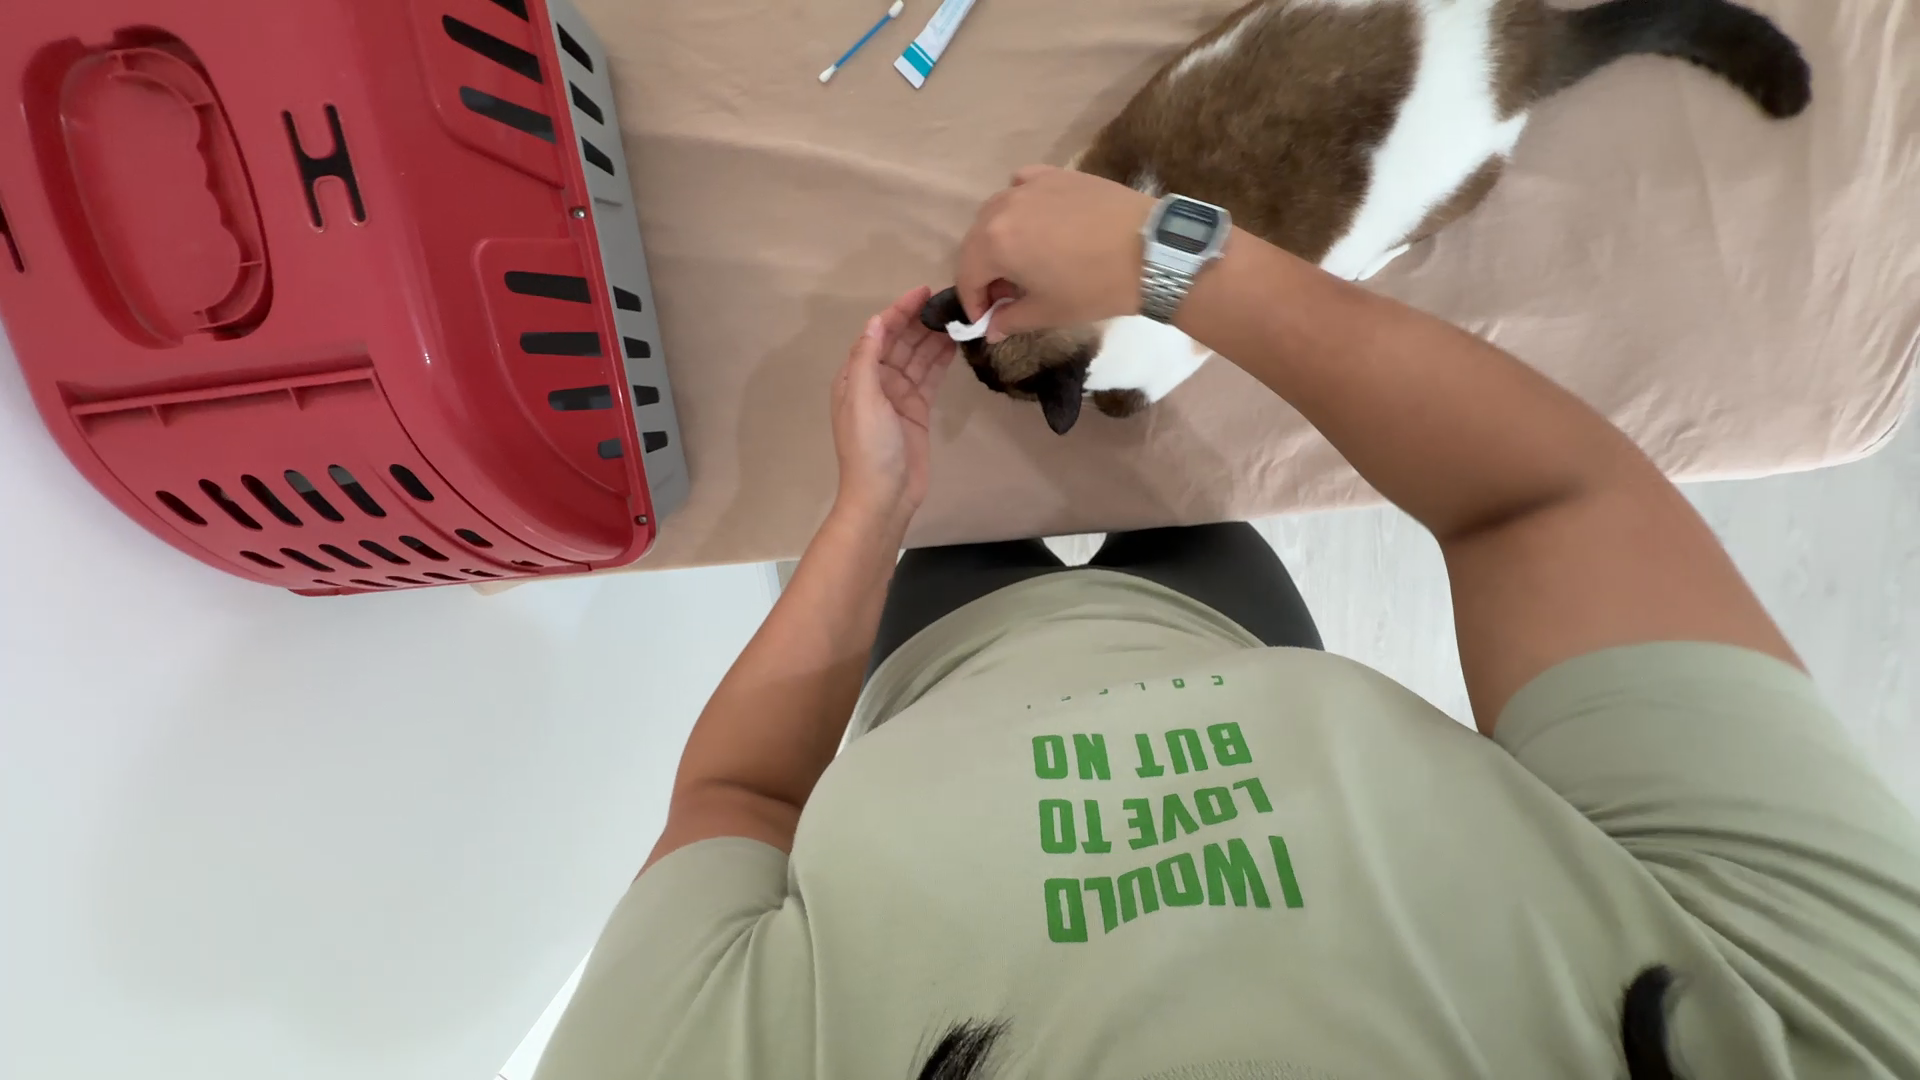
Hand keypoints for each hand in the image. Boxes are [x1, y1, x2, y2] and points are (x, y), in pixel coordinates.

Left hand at [830, 286, 954, 528]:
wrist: (884, 495)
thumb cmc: (869, 447)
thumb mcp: (862, 399)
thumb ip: (867, 359)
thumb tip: (876, 321)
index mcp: (855, 376)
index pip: (878, 334)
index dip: (899, 311)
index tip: (924, 292)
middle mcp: (876, 381)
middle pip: (899, 341)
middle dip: (919, 320)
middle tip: (949, 301)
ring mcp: (898, 396)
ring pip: (917, 357)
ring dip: (933, 337)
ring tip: (958, 317)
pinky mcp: (918, 410)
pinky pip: (929, 377)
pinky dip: (941, 361)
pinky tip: (956, 344)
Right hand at [955, 165, 1158, 340]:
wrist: (1150, 251)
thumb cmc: (1093, 288)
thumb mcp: (1048, 311)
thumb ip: (1011, 319)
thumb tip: (992, 329)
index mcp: (994, 244)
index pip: (967, 274)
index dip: (972, 303)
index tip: (985, 320)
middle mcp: (1003, 207)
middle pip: (976, 242)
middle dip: (983, 272)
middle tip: (1003, 297)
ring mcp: (1030, 185)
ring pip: (995, 213)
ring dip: (997, 241)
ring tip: (1020, 264)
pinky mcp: (1056, 175)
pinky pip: (1022, 186)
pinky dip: (1017, 206)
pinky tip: (1033, 222)